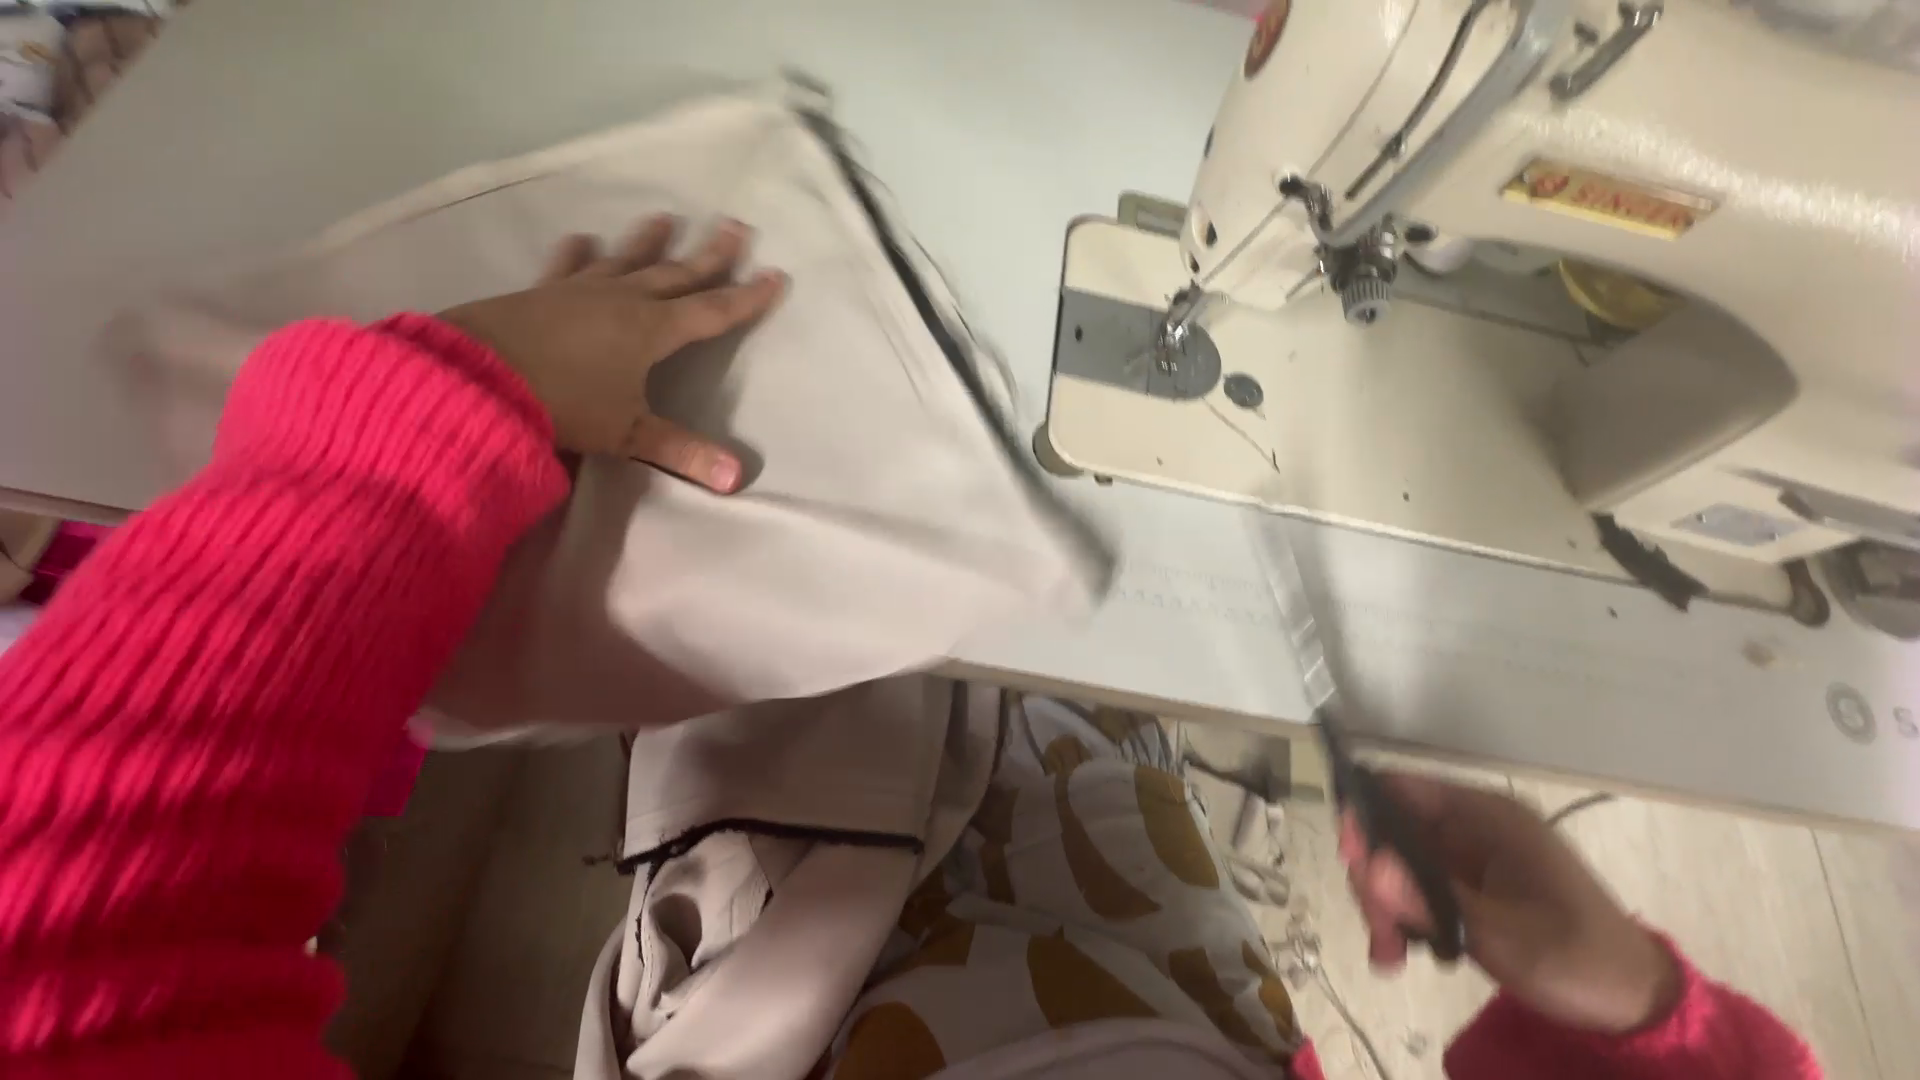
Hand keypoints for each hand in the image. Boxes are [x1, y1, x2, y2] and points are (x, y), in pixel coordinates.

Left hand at [440, 215, 786, 492]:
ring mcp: (579, 292)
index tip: (775, 274)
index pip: (712, 311)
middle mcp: (622, 302)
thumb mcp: (629, 434)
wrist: (476, 378)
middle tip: (734, 225)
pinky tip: (581, 238)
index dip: (746, 298)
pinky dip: (577, 253)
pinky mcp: (541, 294)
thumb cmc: (564, 405)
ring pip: (625, 261)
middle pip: (676, 274)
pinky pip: (567, 267)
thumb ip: (683, 452)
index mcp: (652, 331)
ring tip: (665, 217)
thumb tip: (737, 478)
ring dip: (649, 241)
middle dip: (709, 254)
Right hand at [1340, 773, 1682, 1034]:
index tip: (1352, 861)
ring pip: (1392, 862)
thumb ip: (1433, 902)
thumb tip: (1370, 867)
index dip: (1364, 813)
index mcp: (1485, 816)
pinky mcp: (1460, 887)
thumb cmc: (1579, 960)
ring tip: (1389, 954)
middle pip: (1387, 830)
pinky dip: (1397, 916)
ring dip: (1381, 904)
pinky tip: (1397, 954)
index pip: (1401, 789)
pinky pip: (1409, 888)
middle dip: (1373, 878)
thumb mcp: (1505, 936)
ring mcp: (1462, 857)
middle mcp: (1468, 827)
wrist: (1634, 1007)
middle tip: (1378, 930)